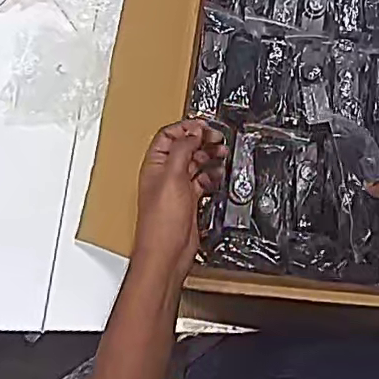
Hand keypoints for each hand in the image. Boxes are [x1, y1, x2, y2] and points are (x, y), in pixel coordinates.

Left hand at [134, 119, 227, 279]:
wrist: (167, 253)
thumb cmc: (161, 222)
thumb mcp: (172, 177)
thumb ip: (183, 151)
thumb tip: (193, 132)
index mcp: (155, 165)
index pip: (168, 136)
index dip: (186, 128)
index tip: (204, 126)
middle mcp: (165, 174)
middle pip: (184, 147)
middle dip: (201, 140)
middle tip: (217, 138)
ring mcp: (177, 188)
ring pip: (195, 163)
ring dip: (209, 156)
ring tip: (222, 152)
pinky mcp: (189, 200)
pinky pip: (202, 180)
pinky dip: (212, 175)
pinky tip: (218, 174)